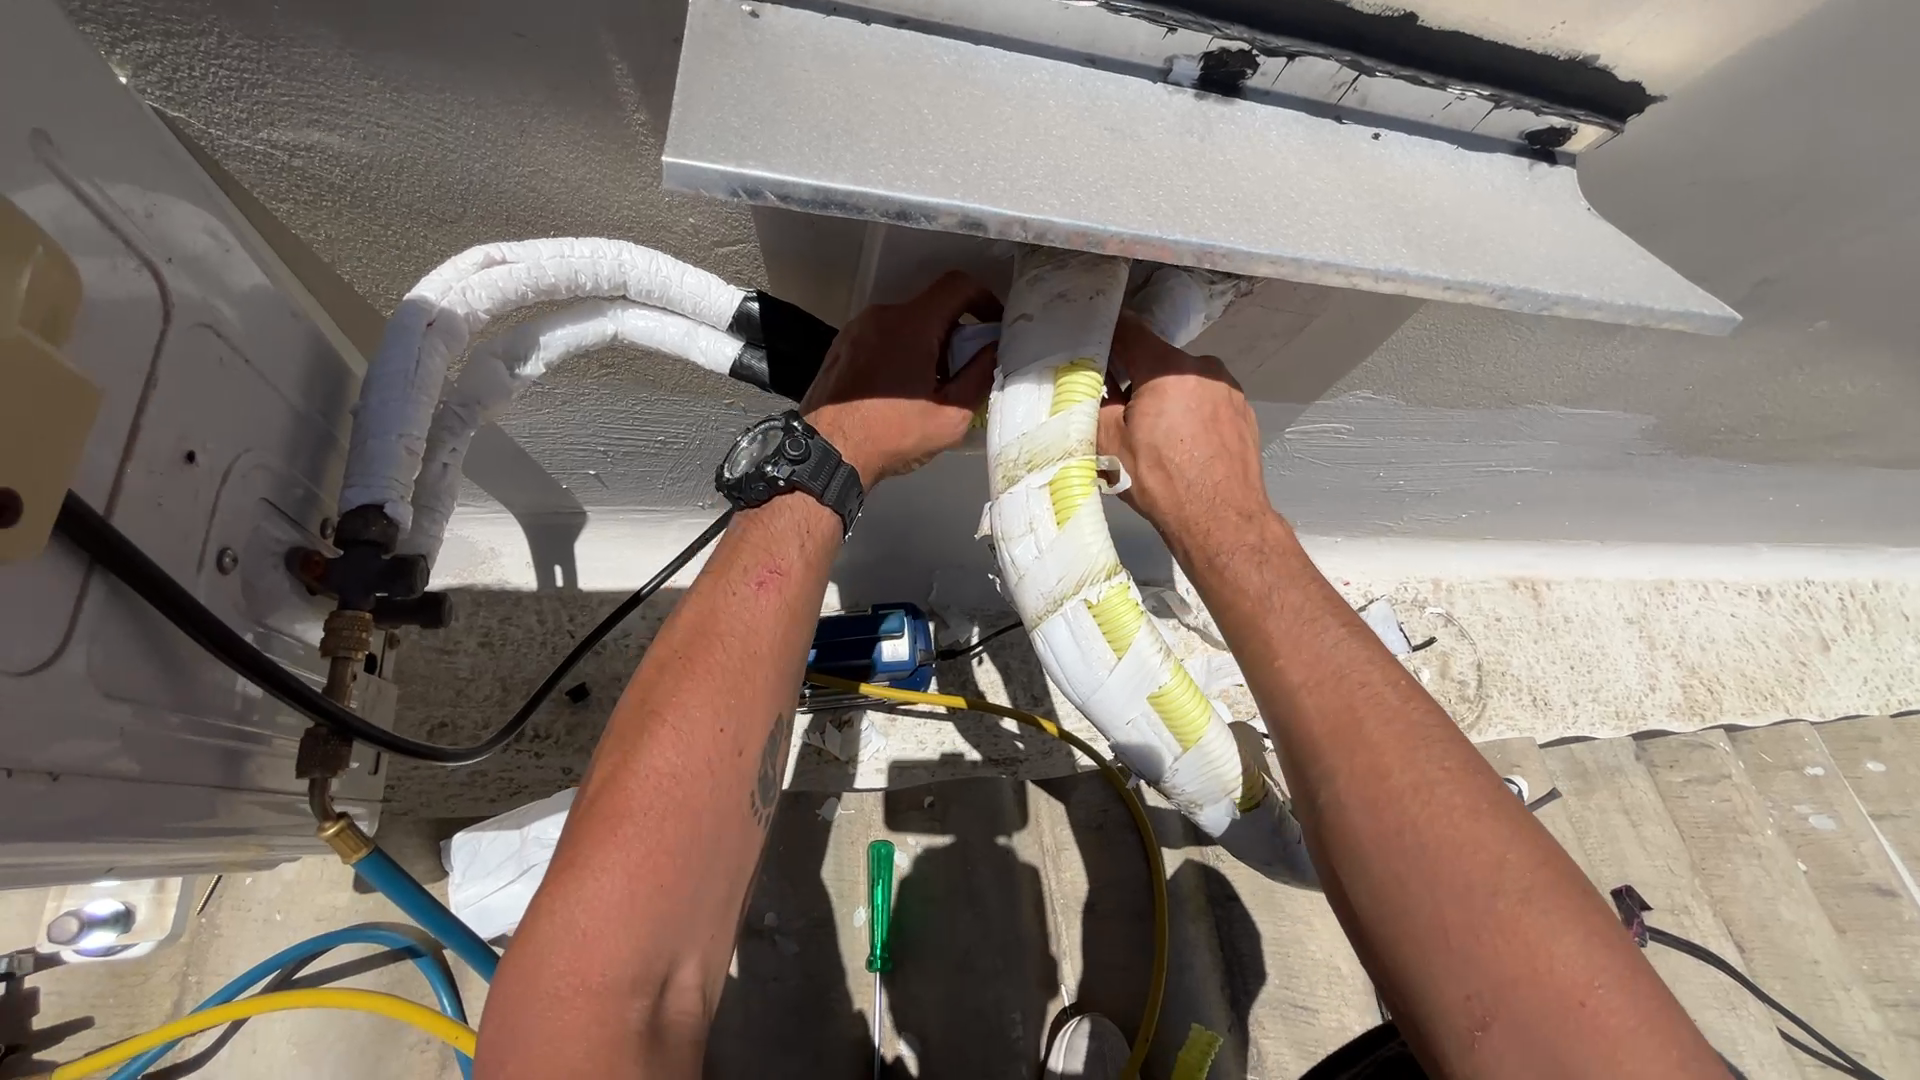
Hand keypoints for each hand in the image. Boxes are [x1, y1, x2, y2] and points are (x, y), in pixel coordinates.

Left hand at [801, 272, 999, 486]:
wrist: (828, 452)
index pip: (958, 286)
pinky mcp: (843, 345)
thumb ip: (979, 377)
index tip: (993, 324)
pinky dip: (900, 353)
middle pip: (932, 308)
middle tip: (962, 372)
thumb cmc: (888, 437)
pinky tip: (899, 390)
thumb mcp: (950, 417)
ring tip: (928, 388)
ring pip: (906, 324)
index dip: (984, 298)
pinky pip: (882, 336)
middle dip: (955, 334)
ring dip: (926, 346)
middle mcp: (882, 316)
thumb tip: (993, 352)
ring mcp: (858, 329)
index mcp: (912, 326)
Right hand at [1099, 315, 1271, 552]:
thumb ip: (1097, 406)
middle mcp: (1203, 368)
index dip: (1108, 335)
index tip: (1095, 345)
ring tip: (1157, 440)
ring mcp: (1228, 388)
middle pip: (1157, 362)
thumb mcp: (1109, 444)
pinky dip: (1190, 415)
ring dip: (1166, 400)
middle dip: (1137, 381)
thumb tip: (1096, 390)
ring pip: (1184, 383)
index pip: (1130, 331)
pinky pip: (1206, 402)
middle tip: (1123, 416)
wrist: (1220, 518)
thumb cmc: (1161, 480)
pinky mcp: (1243, 410)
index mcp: (1166, 368)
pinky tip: (1184, 448)